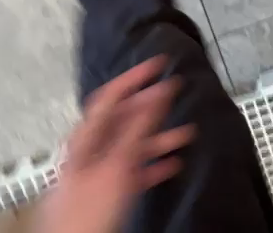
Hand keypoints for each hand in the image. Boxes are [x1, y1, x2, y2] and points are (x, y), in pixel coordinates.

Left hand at [37, 56, 193, 232]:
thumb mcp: (117, 164)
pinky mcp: (108, 192)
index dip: (135, 77)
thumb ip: (137, 127)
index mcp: (86, 137)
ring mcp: (99, 172)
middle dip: (152, 107)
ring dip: (159, 138)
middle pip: (124, 119)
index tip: (158, 63)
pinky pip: (134, 170)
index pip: (111, 96)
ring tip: (185, 133)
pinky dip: (153, 164)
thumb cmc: (88, 210)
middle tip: (174, 93)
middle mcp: (91, 150)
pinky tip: (172, 163)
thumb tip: (156, 92)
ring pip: (133, 146)